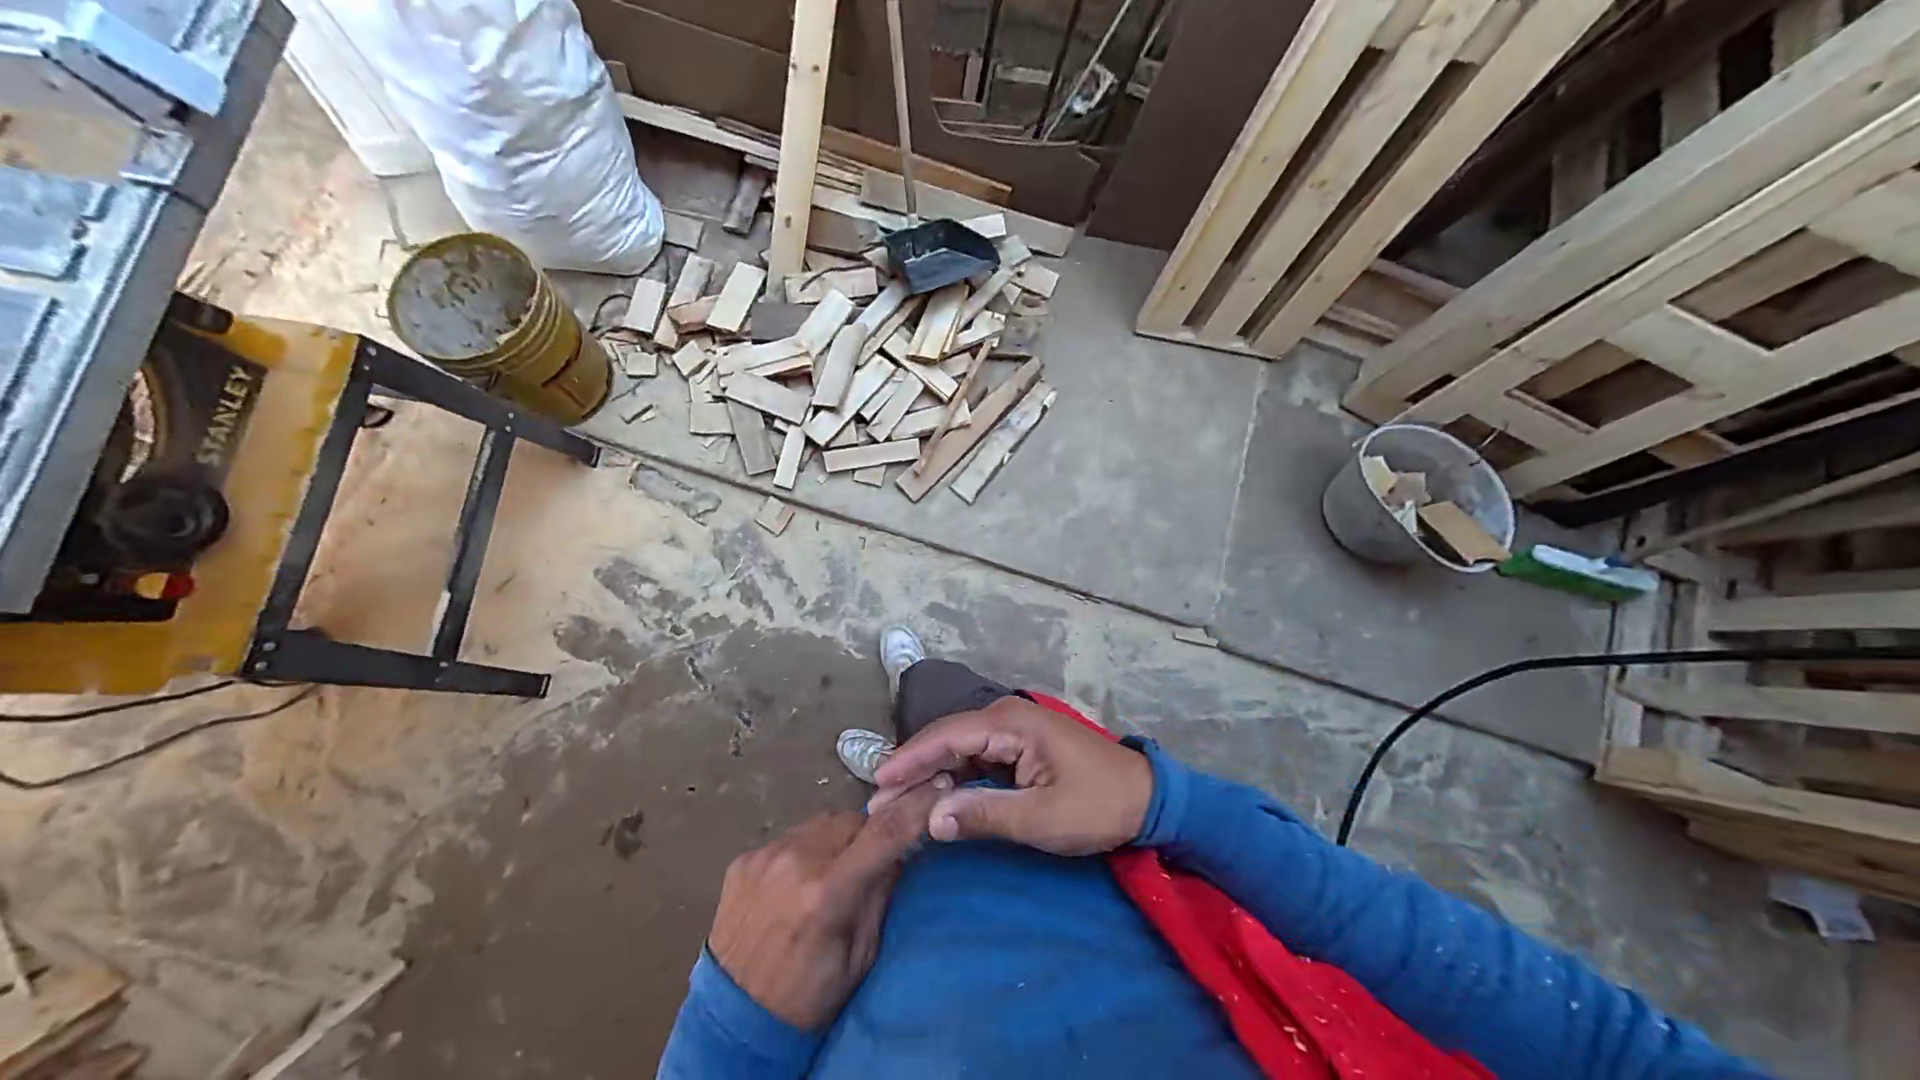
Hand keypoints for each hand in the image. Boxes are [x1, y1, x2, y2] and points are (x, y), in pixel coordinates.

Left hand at [708, 778, 946, 1029]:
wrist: (732, 1020)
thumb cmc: (807, 996)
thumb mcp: (861, 957)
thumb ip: (881, 896)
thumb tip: (901, 851)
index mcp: (828, 892)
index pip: (885, 831)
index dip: (916, 805)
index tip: (938, 788)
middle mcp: (796, 861)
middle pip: (851, 819)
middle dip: (867, 834)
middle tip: (866, 865)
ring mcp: (764, 857)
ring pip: (820, 823)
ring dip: (835, 839)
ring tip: (829, 874)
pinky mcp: (743, 859)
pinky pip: (789, 838)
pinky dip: (802, 852)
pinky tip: (796, 883)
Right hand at [871, 696, 1152, 855]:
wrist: (1146, 799)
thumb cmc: (1098, 805)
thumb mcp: (1041, 818)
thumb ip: (984, 815)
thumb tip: (931, 819)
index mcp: (1011, 723)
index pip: (947, 736)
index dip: (909, 759)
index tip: (876, 782)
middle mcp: (1006, 717)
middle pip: (947, 740)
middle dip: (913, 770)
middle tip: (877, 803)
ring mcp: (1012, 730)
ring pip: (957, 749)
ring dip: (929, 775)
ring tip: (895, 803)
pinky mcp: (1017, 747)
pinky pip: (974, 758)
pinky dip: (952, 777)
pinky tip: (934, 796)